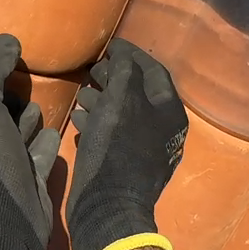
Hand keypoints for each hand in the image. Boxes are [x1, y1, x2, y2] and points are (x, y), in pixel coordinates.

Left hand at [0, 34, 61, 249]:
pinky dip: (46, 141)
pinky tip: (54, 132)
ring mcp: (6, 159)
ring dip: (30, 118)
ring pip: (22, 127)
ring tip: (40, 107)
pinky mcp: (30, 177)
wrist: (5, 219)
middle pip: (1, 104)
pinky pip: (41, 150)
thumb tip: (8, 41)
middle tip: (30, 80)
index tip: (13, 54)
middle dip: (13, 94)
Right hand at [67, 39, 188, 249]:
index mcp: (169, 111)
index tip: (109, 45)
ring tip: (82, 92)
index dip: (132, 54)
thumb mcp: (121, 99)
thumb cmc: (117, 146)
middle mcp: (162, 129)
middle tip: (92, 70)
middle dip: (114, 76)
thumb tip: (122, 54)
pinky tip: (79, 118)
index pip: (154, 70)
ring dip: (103, 98)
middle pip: (138, 91)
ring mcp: (144, 148)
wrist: (108, 204)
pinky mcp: (125, 163)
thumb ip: (125, 71)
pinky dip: (97, 120)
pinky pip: (114, 133)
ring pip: (124, 112)